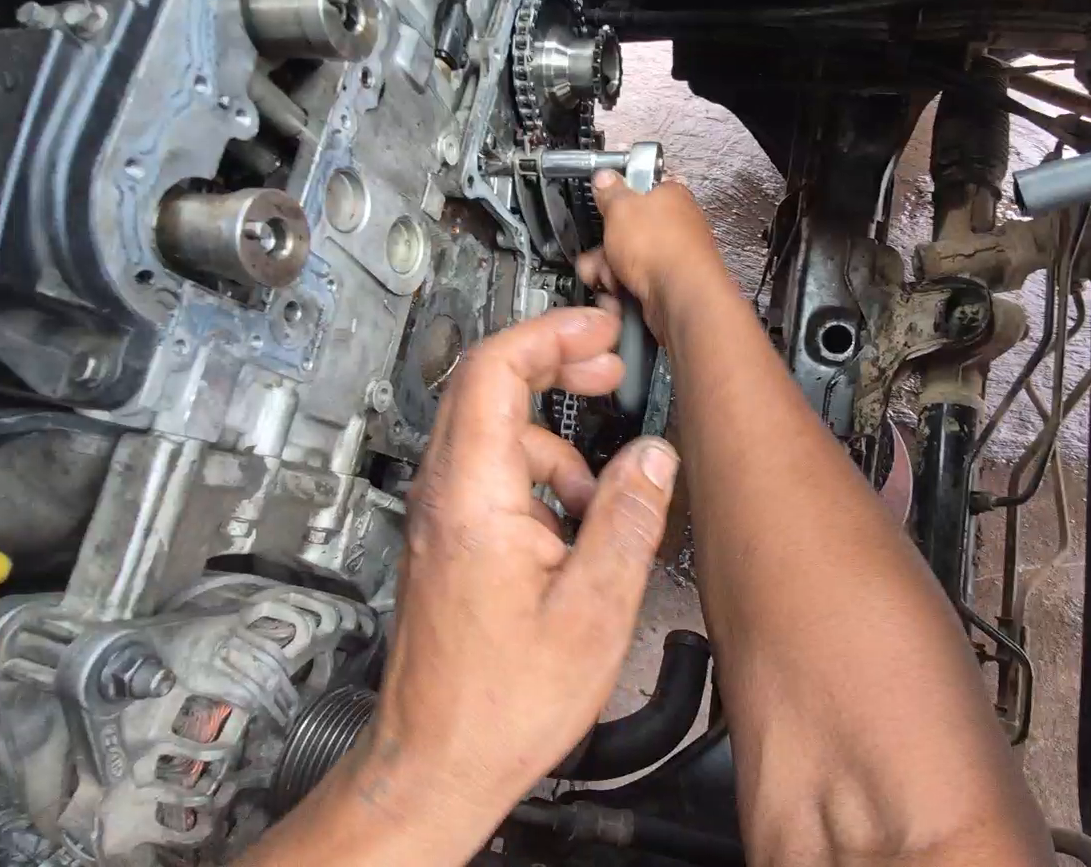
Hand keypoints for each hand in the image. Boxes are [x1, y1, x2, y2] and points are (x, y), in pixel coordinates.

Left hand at [292, 308, 680, 863]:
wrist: (437, 762)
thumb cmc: (498, 703)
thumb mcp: (593, 609)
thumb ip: (628, 519)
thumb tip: (653, 456)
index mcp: (472, 497)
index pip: (495, 370)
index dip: (551, 334)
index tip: (597, 329)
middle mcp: (445, 494)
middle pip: (490, 384)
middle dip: (557, 364)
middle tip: (609, 367)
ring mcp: (443, 514)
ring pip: (499, 433)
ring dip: (557, 437)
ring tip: (604, 485)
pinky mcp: (453, 536)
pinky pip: (498, 473)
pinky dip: (543, 475)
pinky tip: (576, 521)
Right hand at [576, 170, 732, 340]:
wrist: (680, 298)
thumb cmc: (663, 249)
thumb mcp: (621, 207)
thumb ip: (610, 191)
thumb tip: (604, 179)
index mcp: (670, 197)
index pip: (638, 191)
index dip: (616, 203)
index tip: (603, 210)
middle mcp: (674, 227)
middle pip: (626, 232)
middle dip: (605, 247)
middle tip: (602, 251)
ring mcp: (671, 258)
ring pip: (626, 261)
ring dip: (609, 271)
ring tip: (610, 277)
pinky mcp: (666, 286)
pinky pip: (633, 284)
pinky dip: (621, 290)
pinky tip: (619, 293)